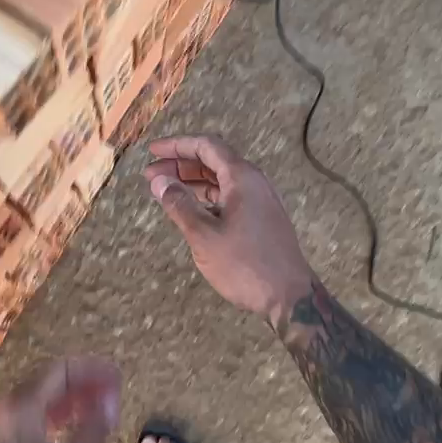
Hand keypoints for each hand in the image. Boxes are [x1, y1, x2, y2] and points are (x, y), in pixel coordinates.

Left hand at [0, 357, 120, 442]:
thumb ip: (92, 433)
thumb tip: (111, 403)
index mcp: (21, 409)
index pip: (62, 370)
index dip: (93, 370)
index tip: (116, 378)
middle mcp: (1, 408)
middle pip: (47, 380)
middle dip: (82, 384)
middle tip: (110, 394)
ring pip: (34, 397)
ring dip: (66, 400)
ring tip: (94, 412)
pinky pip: (22, 414)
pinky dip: (47, 413)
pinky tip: (65, 429)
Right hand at [143, 135, 316, 327]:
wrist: (290, 296)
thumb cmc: (245, 264)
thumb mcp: (204, 235)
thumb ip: (179, 204)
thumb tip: (159, 181)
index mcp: (242, 177)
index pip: (206, 146)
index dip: (177, 145)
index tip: (152, 151)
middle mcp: (253, 182)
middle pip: (213, 160)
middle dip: (180, 164)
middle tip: (151, 175)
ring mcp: (259, 200)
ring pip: (220, 180)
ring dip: (191, 182)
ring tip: (165, 191)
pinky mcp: (260, 218)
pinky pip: (228, 196)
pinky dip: (206, 197)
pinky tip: (189, 210)